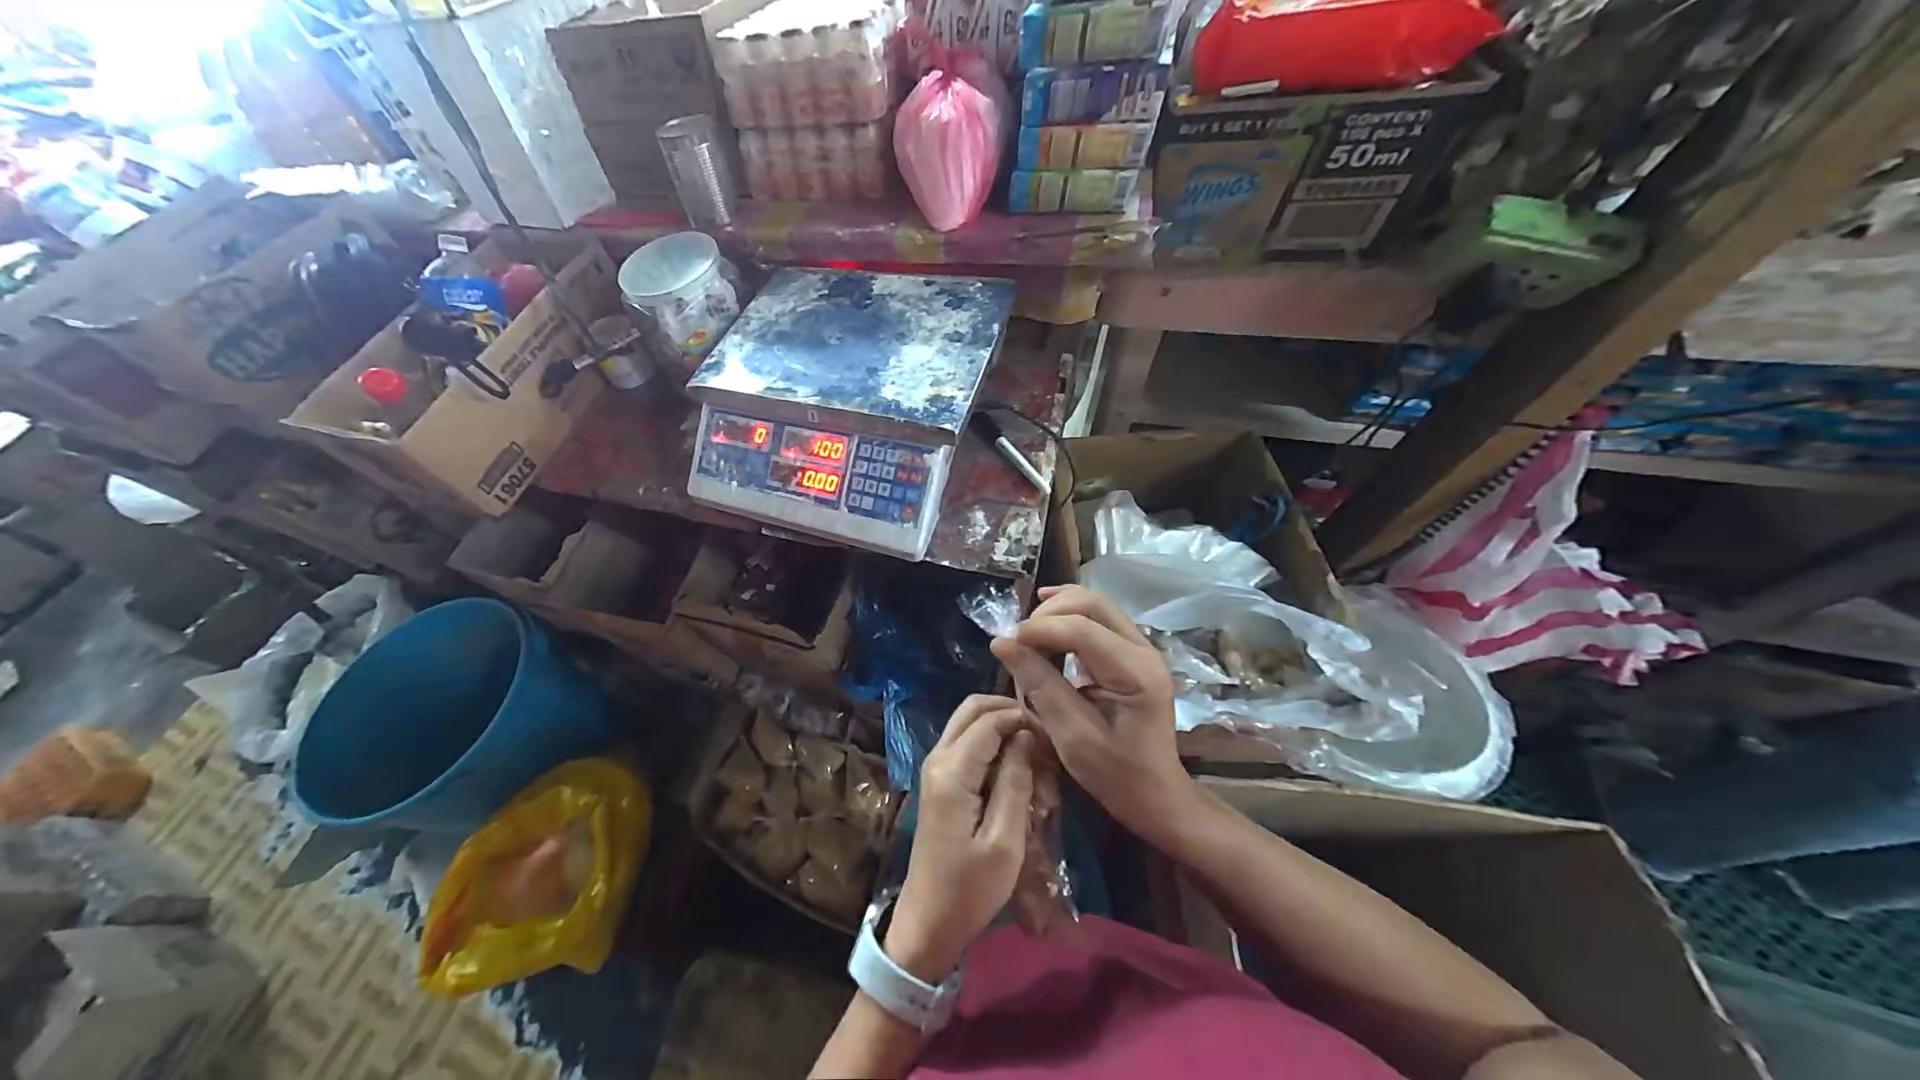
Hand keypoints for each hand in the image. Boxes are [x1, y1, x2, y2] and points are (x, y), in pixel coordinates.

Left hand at [888, 694, 1035, 982]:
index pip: (989, 721)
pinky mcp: (939, 781)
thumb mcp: (1005, 841)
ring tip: (1034, 749)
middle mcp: (938, 759)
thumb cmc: (970, 889)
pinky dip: (991, 742)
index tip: (1054, 737)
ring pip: (967, 722)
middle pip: (972, 708)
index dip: (1023, 718)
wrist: (929, 921)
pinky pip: (966, 743)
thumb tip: (1026, 736)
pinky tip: (1016, 765)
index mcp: (951, 772)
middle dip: (1009, 711)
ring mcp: (935, 768)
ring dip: (1000, 725)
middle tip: (1043, 735)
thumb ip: (1016, 782)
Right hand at [990, 585, 1193, 841]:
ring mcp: (1141, 648)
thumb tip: (1002, 642)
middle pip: (1091, 604)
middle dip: (1048, 613)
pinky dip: (1066, 620)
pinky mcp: (1130, 653)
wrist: (1155, 795)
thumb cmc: (1115, 775)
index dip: (1040, 629)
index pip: (1083, 629)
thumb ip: (1039, 684)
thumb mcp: (1071, 736)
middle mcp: (1144, 650)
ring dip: (1056, 613)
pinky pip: (1096, 620)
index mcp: (1137, 672)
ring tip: (1027, 638)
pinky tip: (1043, 632)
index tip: (1006, 643)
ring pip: (1094, 606)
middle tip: (1017, 639)